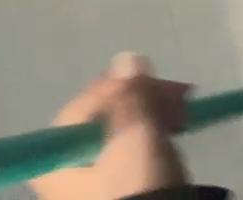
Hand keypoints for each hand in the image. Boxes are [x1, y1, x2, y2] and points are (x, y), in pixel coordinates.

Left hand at [31, 53, 191, 199]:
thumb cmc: (137, 184)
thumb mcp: (137, 138)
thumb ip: (131, 97)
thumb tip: (127, 58)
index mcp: (58, 158)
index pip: (84, 104)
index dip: (120, 87)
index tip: (156, 82)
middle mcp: (65, 164)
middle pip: (104, 112)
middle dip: (145, 97)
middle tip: (181, 94)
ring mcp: (88, 172)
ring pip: (122, 122)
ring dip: (155, 108)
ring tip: (184, 110)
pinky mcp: (113, 177)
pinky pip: (131, 138)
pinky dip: (154, 125)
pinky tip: (177, 123)